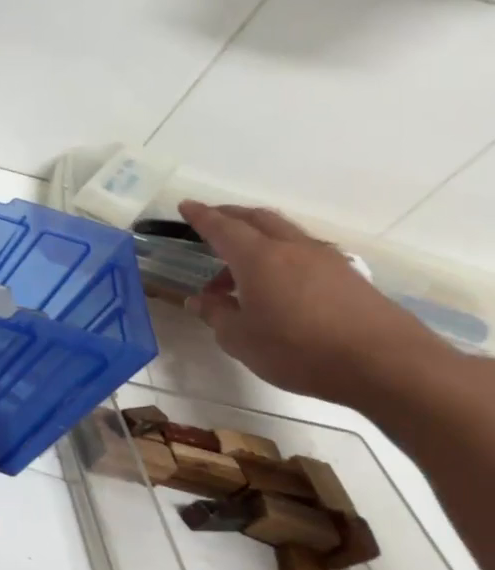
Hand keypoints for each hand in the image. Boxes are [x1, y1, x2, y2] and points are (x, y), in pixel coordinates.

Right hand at [177, 200, 448, 406]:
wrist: (383, 363)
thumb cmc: (296, 349)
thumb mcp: (239, 338)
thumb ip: (216, 313)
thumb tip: (201, 300)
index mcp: (259, 259)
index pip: (223, 228)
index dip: (202, 216)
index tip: (186, 205)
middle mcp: (293, 250)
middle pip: (260, 219)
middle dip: (232, 216)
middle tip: (209, 221)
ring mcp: (326, 261)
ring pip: (284, 234)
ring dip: (256, 240)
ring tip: (233, 269)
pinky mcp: (346, 276)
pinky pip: (303, 253)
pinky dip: (278, 256)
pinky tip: (271, 284)